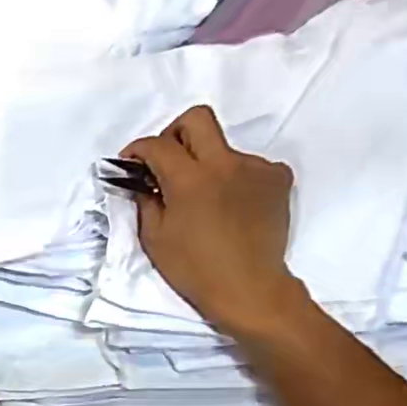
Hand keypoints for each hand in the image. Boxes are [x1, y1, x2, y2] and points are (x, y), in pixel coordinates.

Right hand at [121, 105, 309, 338]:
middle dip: (173, 134)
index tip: (129, 163)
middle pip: (197, 119)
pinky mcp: (277, 177)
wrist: (247, 286)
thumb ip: (146, 200)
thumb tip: (141, 181)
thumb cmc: (192, 267)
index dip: (137, 150)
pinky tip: (226, 206)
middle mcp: (226, 163)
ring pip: (222, 148)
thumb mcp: (154, 237)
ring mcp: (256, 167)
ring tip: (199, 199)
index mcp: (190, 179)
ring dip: (204, 164)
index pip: (158, 145)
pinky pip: (247, 166)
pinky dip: (231, 179)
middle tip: (164, 161)